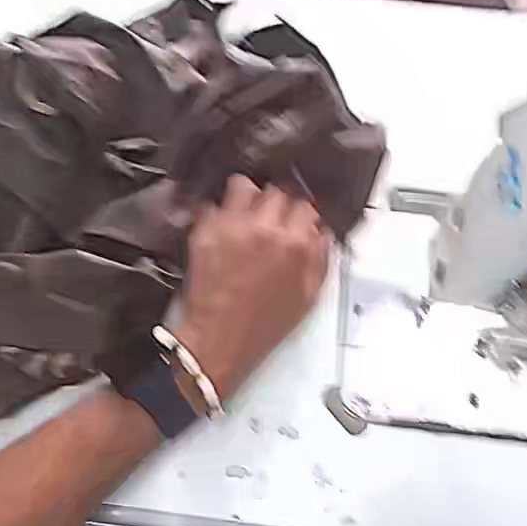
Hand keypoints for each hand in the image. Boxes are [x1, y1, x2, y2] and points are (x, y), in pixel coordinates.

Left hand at [171, 175, 330, 396]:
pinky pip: (212, 205)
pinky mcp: (205, 232)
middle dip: (277, 204)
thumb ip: (319, 259)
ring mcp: (231, 227)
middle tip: (272, 220)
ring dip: (247, 197)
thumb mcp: (307, 297)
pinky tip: (223, 227)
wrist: (219, 339)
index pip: (306, 206)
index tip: (297, 222)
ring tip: (246, 213)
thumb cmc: (261, 325)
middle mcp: (264, 228)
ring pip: (243, 186)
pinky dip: (218, 213)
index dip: (302, 215)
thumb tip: (321, 233)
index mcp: (294, 243)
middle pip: (277, 192)